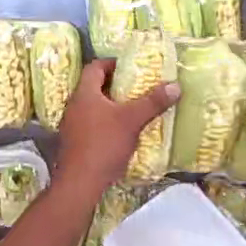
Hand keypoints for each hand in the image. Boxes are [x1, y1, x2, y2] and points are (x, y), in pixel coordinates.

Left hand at [49, 59, 178, 201]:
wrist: (80, 182)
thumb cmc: (104, 144)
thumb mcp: (132, 120)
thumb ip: (152, 102)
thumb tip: (175, 85)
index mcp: (84, 93)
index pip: (94, 67)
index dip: (111, 63)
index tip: (129, 67)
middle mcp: (73, 105)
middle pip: (92, 86)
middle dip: (113, 85)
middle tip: (135, 88)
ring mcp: (70, 125)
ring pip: (91, 107)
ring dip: (109, 105)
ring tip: (131, 110)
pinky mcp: (73, 142)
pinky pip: (89, 124)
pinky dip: (104, 122)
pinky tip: (120, 133)